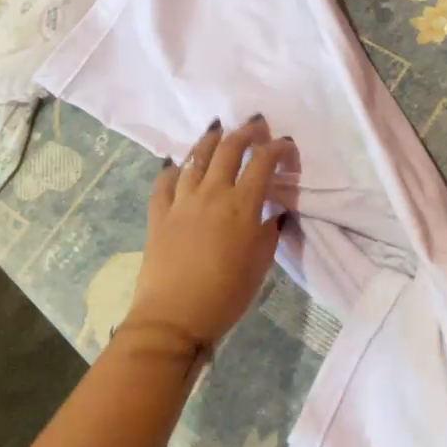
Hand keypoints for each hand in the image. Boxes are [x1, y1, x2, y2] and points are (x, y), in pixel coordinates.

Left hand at [121, 117, 294, 357]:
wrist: (173, 320)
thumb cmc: (227, 294)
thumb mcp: (261, 261)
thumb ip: (270, 229)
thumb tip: (275, 210)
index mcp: (242, 204)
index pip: (264, 162)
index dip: (278, 148)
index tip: (287, 145)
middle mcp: (212, 193)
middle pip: (229, 149)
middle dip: (246, 132)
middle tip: (256, 125)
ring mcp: (182, 202)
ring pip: (195, 158)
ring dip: (210, 139)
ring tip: (218, 129)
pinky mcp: (158, 215)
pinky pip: (164, 182)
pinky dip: (172, 168)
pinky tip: (176, 163)